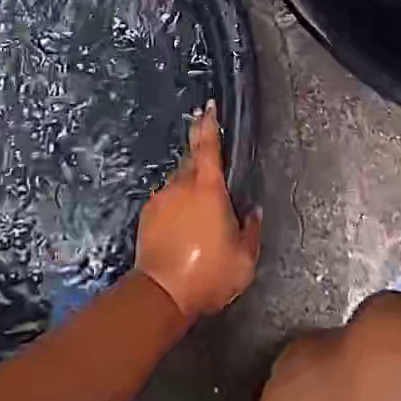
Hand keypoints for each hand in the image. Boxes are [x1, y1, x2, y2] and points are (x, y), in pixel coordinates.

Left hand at [136, 101, 260, 318]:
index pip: (209, 146)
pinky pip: (166, 199)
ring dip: (189, 183)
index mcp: (209, 187)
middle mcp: (183, 185)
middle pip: (192, 158)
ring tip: (199, 203)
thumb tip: (252, 211)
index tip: (209, 108)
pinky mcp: (148, 214)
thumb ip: (251, 229)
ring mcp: (162, 198)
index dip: (210, 124)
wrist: (162, 293)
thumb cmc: (208, 273)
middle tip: (207, 145)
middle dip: (200, 149)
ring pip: (178, 180)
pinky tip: (182, 221)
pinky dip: (176, 203)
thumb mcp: (244, 257)